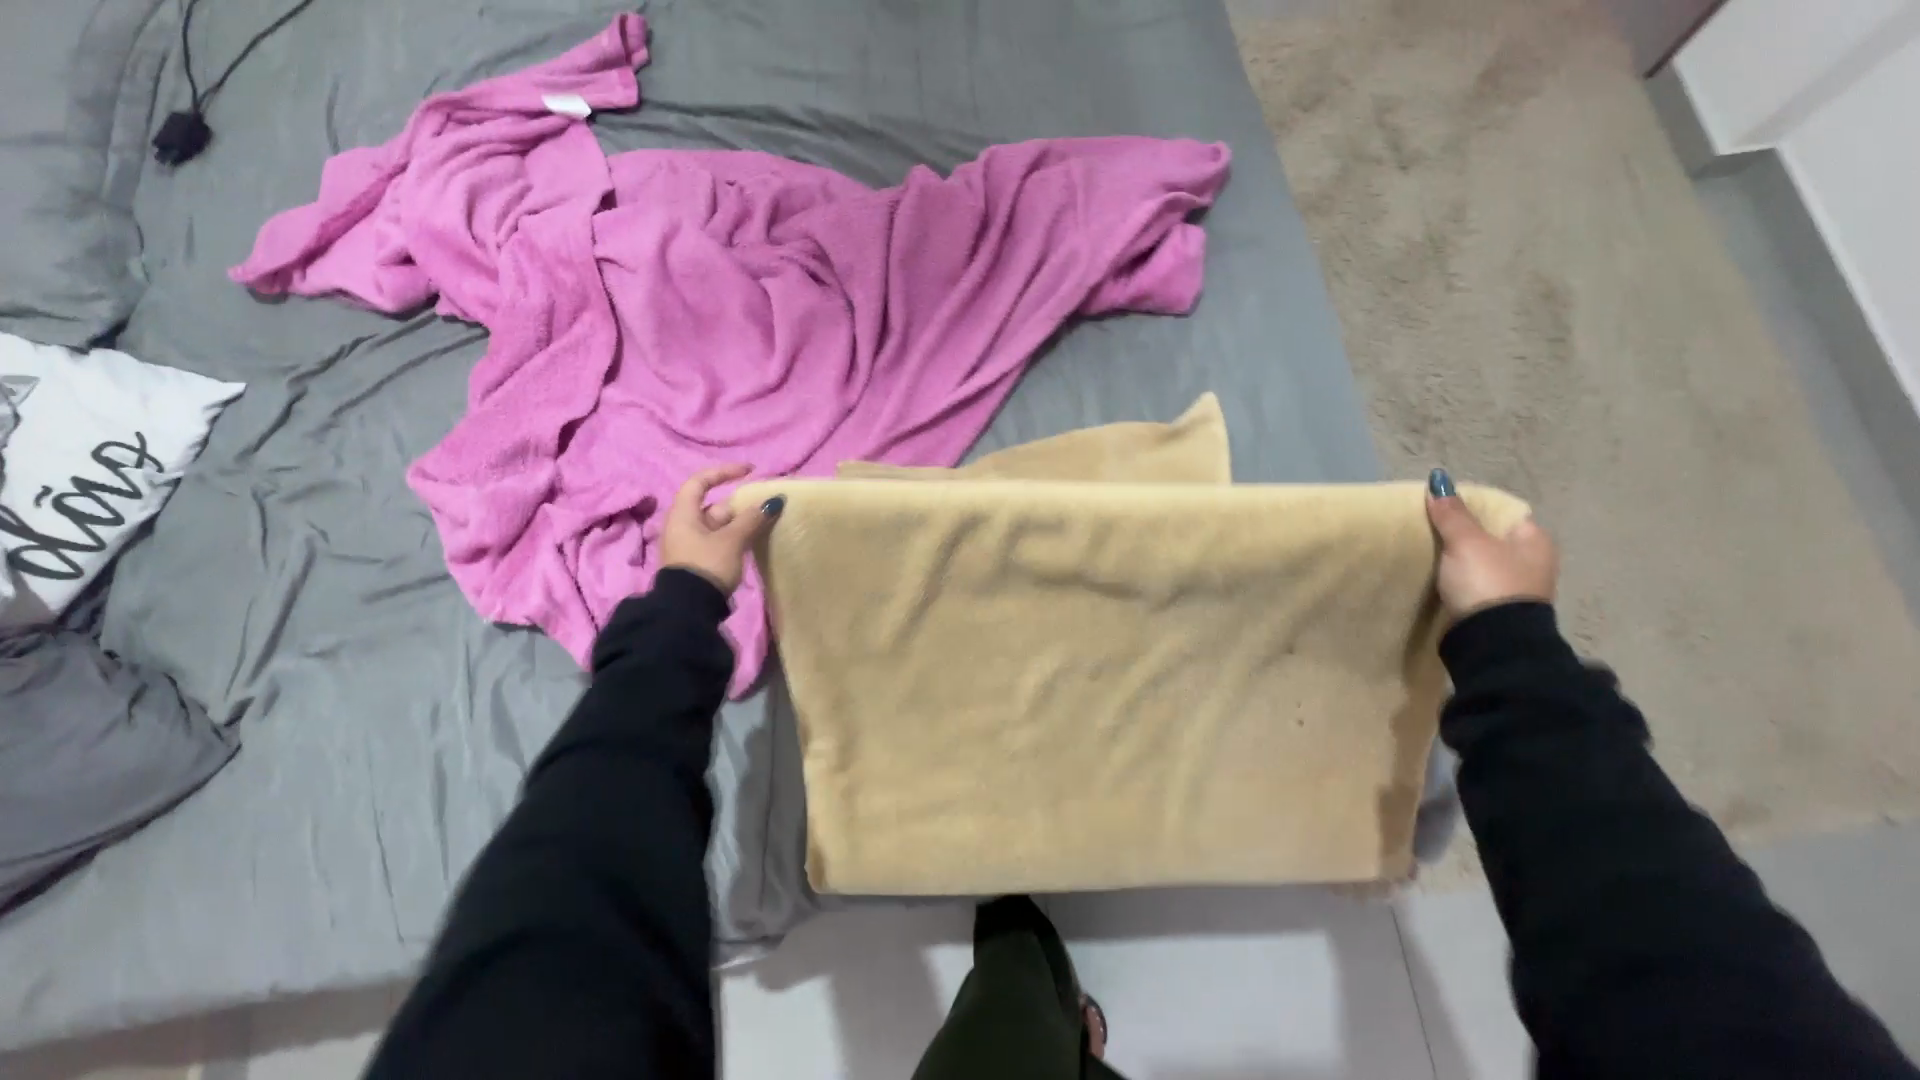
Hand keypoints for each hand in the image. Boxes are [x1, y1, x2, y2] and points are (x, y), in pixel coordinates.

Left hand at [658, 464, 783, 595]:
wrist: (689, 609)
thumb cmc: (707, 565)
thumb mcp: (732, 540)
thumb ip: (752, 519)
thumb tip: (774, 501)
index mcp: (683, 513)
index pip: (701, 481)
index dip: (724, 472)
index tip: (748, 472)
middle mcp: (682, 525)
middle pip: (714, 506)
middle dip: (739, 506)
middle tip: (763, 511)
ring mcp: (689, 545)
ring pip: (718, 526)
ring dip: (740, 524)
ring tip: (763, 527)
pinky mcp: (697, 562)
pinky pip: (719, 541)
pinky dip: (735, 538)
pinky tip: (751, 544)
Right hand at [1425, 468, 1557, 621]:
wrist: (1492, 641)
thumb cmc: (1487, 582)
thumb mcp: (1466, 542)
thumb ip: (1452, 514)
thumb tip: (1438, 480)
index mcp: (1535, 540)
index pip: (1503, 513)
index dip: (1474, 508)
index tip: (1445, 510)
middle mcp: (1534, 562)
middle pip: (1491, 538)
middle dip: (1465, 535)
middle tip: (1433, 531)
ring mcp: (1517, 588)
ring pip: (1483, 563)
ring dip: (1462, 560)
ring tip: (1432, 554)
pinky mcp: (1498, 609)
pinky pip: (1476, 584)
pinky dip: (1460, 580)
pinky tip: (1441, 578)